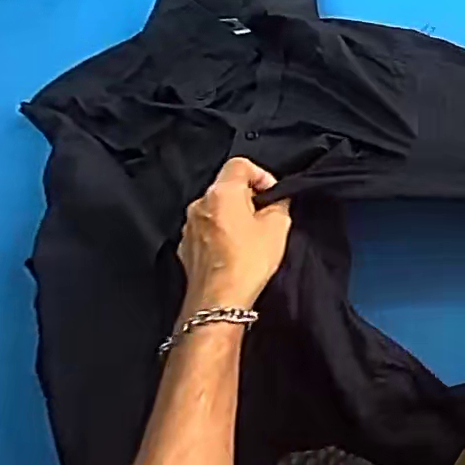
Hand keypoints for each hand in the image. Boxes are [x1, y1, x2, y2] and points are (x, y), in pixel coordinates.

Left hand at [177, 157, 291, 317]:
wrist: (219, 301)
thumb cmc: (247, 262)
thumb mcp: (279, 224)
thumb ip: (279, 203)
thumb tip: (276, 200)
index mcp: (221, 193)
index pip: (240, 164)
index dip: (261, 174)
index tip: (272, 193)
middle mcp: (199, 206)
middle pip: (227, 186)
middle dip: (249, 196)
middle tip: (267, 215)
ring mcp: (188, 227)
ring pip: (217, 208)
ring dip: (235, 214)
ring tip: (253, 235)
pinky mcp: (185, 247)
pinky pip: (207, 228)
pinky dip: (222, 232)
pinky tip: (237, 249)